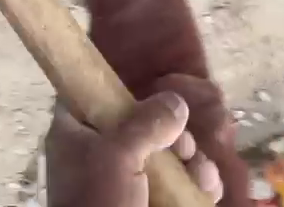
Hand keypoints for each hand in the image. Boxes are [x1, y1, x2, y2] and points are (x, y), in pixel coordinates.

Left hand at [45, 91, 224, 206]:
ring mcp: (126, 183)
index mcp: (75, 133)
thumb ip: (146, 123)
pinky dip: (195, 184)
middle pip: (138, 125)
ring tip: (201, 170)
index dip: (117, 87)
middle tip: (183, 145)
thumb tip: (176, 102)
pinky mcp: (150, 205)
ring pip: (163, 156)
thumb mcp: (118, 155)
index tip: (148, 91)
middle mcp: (99, 154)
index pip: (91, 95)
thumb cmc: (99, 203)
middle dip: (170, 131)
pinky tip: (209, 186)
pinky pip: (177, 187)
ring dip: (189, 159)